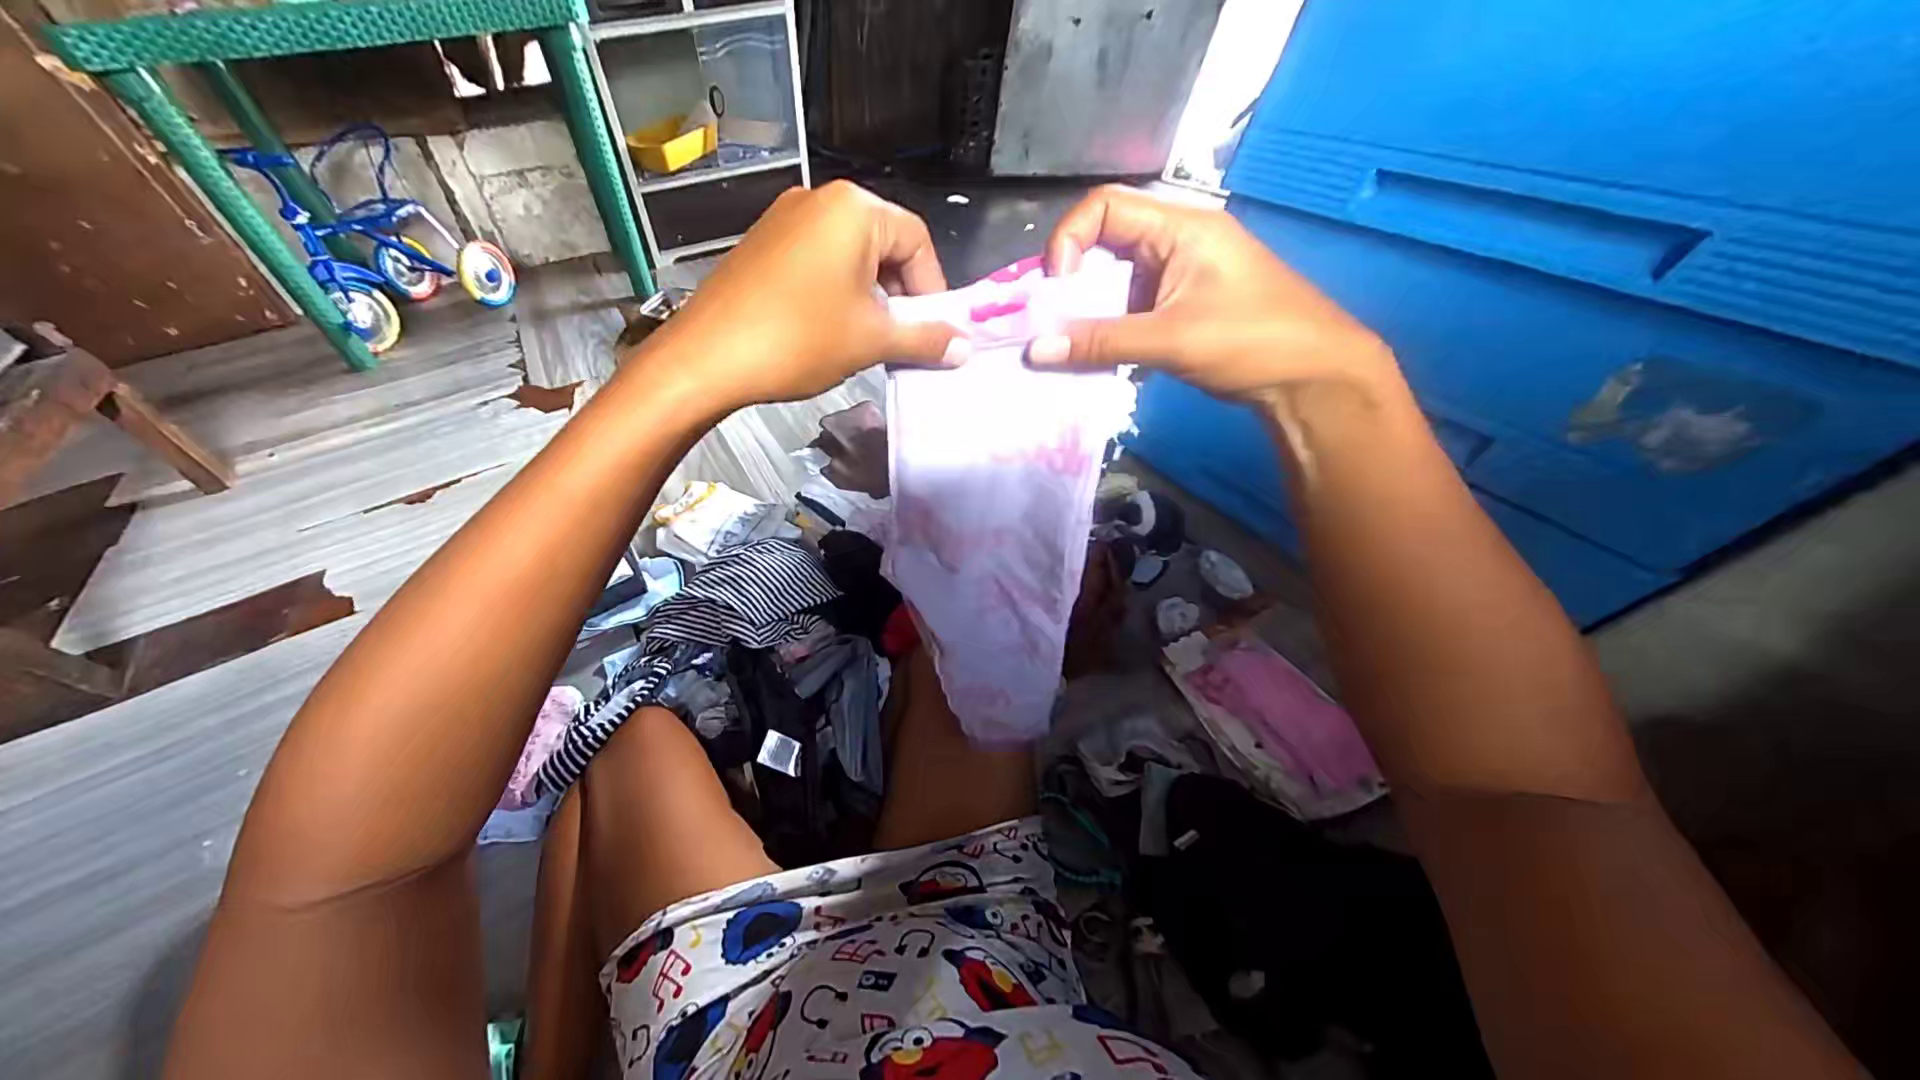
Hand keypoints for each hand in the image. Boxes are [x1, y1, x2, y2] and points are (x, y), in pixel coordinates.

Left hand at [633, 181, 965, 412]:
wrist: (706, 359)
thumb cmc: (797, 339)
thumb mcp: (872, 340)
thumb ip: (925, 339)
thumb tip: (962, 347)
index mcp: (853, 209)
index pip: (917, 241)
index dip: (933, 289)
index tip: (935, 331)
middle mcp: (819, 200)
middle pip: (884, 244)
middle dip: (900, 294)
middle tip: (902, 338)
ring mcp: (785, 219)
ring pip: (851, 256)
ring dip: (870, 297)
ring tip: (866, 340)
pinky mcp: (763, 244)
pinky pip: (818, 262)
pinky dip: (837, 293)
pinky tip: (830, 330)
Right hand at [1029, 185, 1400, 409]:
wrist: (1314, 377)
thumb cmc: (1251, 341)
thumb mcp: (1170, 340)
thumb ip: (1100, 342)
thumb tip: (1036, 350)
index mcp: (1181, 227)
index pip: (1104, 207)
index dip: (1069, 240)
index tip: (1057, 289)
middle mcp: (1178, 240)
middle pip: (1106, 242)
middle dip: (1074, 282)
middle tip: (1056, 322)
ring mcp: (1182, 274)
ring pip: (1117, 279)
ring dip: (1091, 310)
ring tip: (1075, 345)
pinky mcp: (1184, 304)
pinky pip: (1133, 306)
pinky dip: (1111, 327)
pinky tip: (1102, 354)